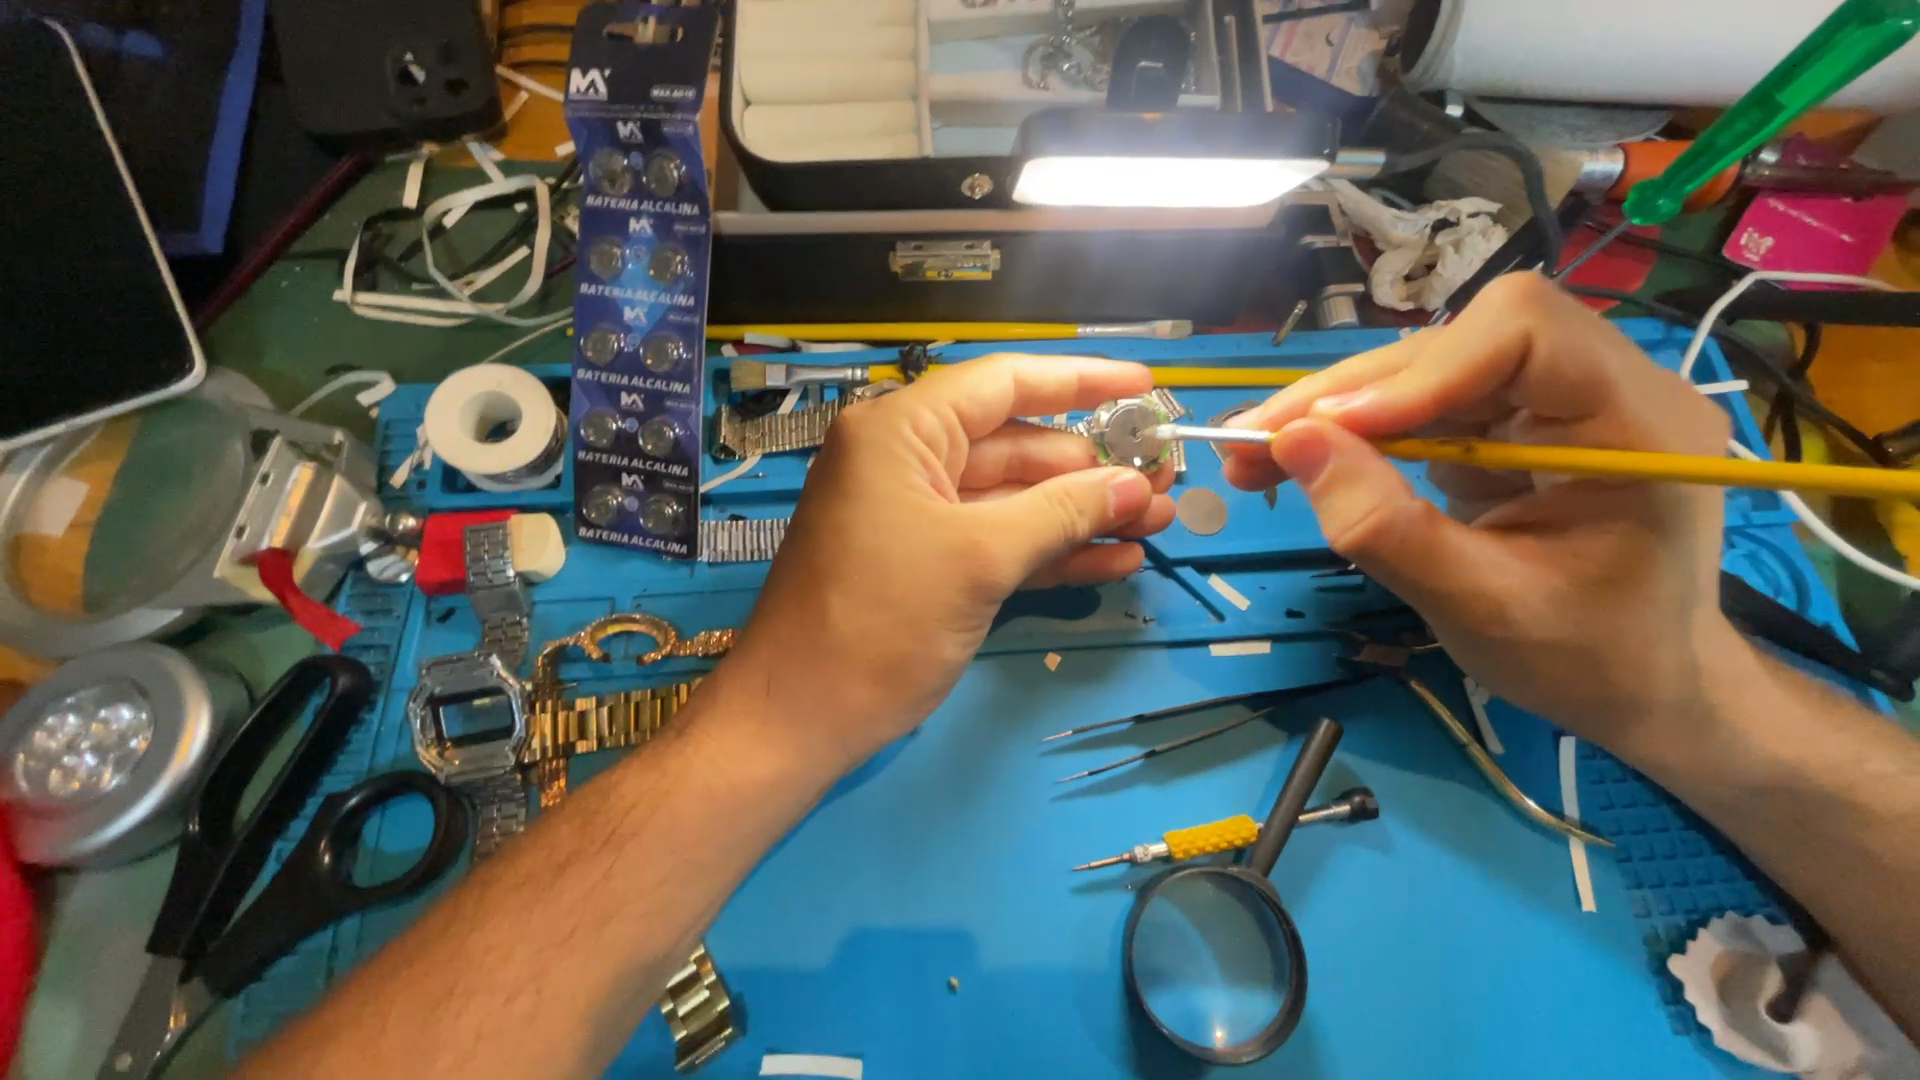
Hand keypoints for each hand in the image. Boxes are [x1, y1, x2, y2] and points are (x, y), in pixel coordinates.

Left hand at [729, 356, 1175, 767]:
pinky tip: (1116, 559)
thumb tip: (1135, 484)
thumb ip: (1060, 513)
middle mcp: (909, 461)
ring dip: (1081, 512)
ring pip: (1014, 499)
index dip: (1080, 381)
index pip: (1004, 384)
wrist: (799, 719)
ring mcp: (918, 516)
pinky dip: (1050, 551)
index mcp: (902, 432)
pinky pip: (999, 543)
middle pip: (1016, 444)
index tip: (1144, 386)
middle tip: (1164, 479)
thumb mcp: (978, 559)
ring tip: (1158, 520)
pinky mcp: (928, 565)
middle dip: (1091, 466)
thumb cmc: (879, 622)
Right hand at [1223, 274, 1741, 742]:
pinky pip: (1411, 410)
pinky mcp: (1503, 425)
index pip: (1522, 332)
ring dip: (1327, 414)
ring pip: (1416, 374)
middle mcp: (1596, 388)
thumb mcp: (1477, 607)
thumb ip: (1384, 527)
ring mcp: (1546, 403)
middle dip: (1340, 397)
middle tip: (1245, 444)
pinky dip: (1346, 436)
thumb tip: (1291, 445)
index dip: (1416, 374)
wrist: (1640, 686)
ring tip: (1249, 459)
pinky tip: (1294, 463)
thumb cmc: (1584, 659)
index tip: (1330, 433)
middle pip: (1449, 348)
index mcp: (1633, 425)